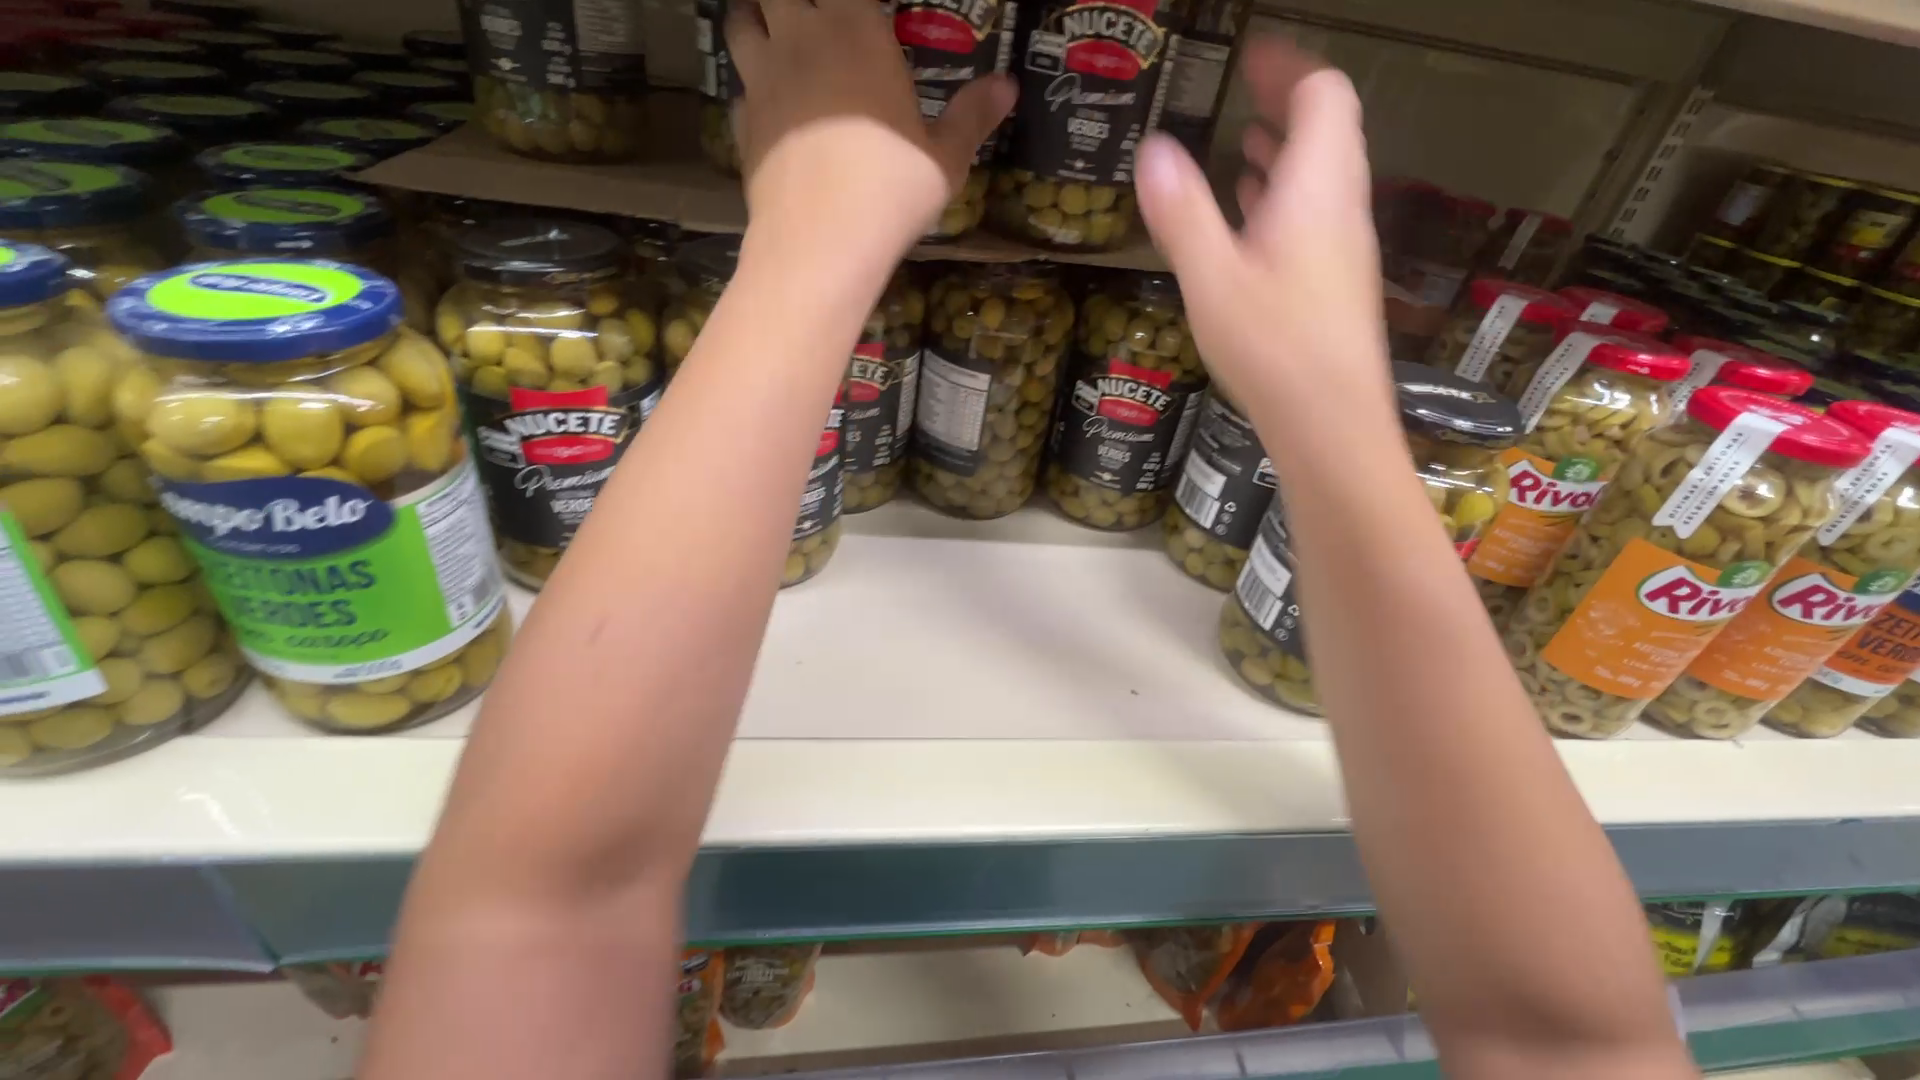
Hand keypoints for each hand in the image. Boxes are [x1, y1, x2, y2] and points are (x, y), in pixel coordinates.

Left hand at [726, 0, 1015, 250]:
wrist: (821, 244)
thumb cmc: (891, 192)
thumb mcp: (946, 159)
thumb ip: (972, 115)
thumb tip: (1008, 85)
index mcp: (856, 29)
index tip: (859, 13)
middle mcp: (800, 38)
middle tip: (815, 15)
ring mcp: (762, 79)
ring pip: (740, 20)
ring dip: (756, 19)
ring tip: (776, 36)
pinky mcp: (741, 123)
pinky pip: (739, 88)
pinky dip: (751, 89)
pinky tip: (770, 110)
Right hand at [1134, 39, 1388, 411]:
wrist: (1331, 422)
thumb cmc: (1273, 347)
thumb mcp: (1212, 278)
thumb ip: (1182, 212)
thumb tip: (1152, 149)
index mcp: (1317, 188)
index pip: (1324, 94)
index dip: (1288, 66)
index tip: (1248, 56)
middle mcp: (1341, 206)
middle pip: (1329, 129)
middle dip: (1286, 101)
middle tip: (1241, 92)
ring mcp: (1343, 245)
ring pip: (1322, 175)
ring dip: (1285, 151)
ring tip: (1243, 142)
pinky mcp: (1335, 281)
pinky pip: (1314, 215)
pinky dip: (1284, 196)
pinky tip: (1250, 218)